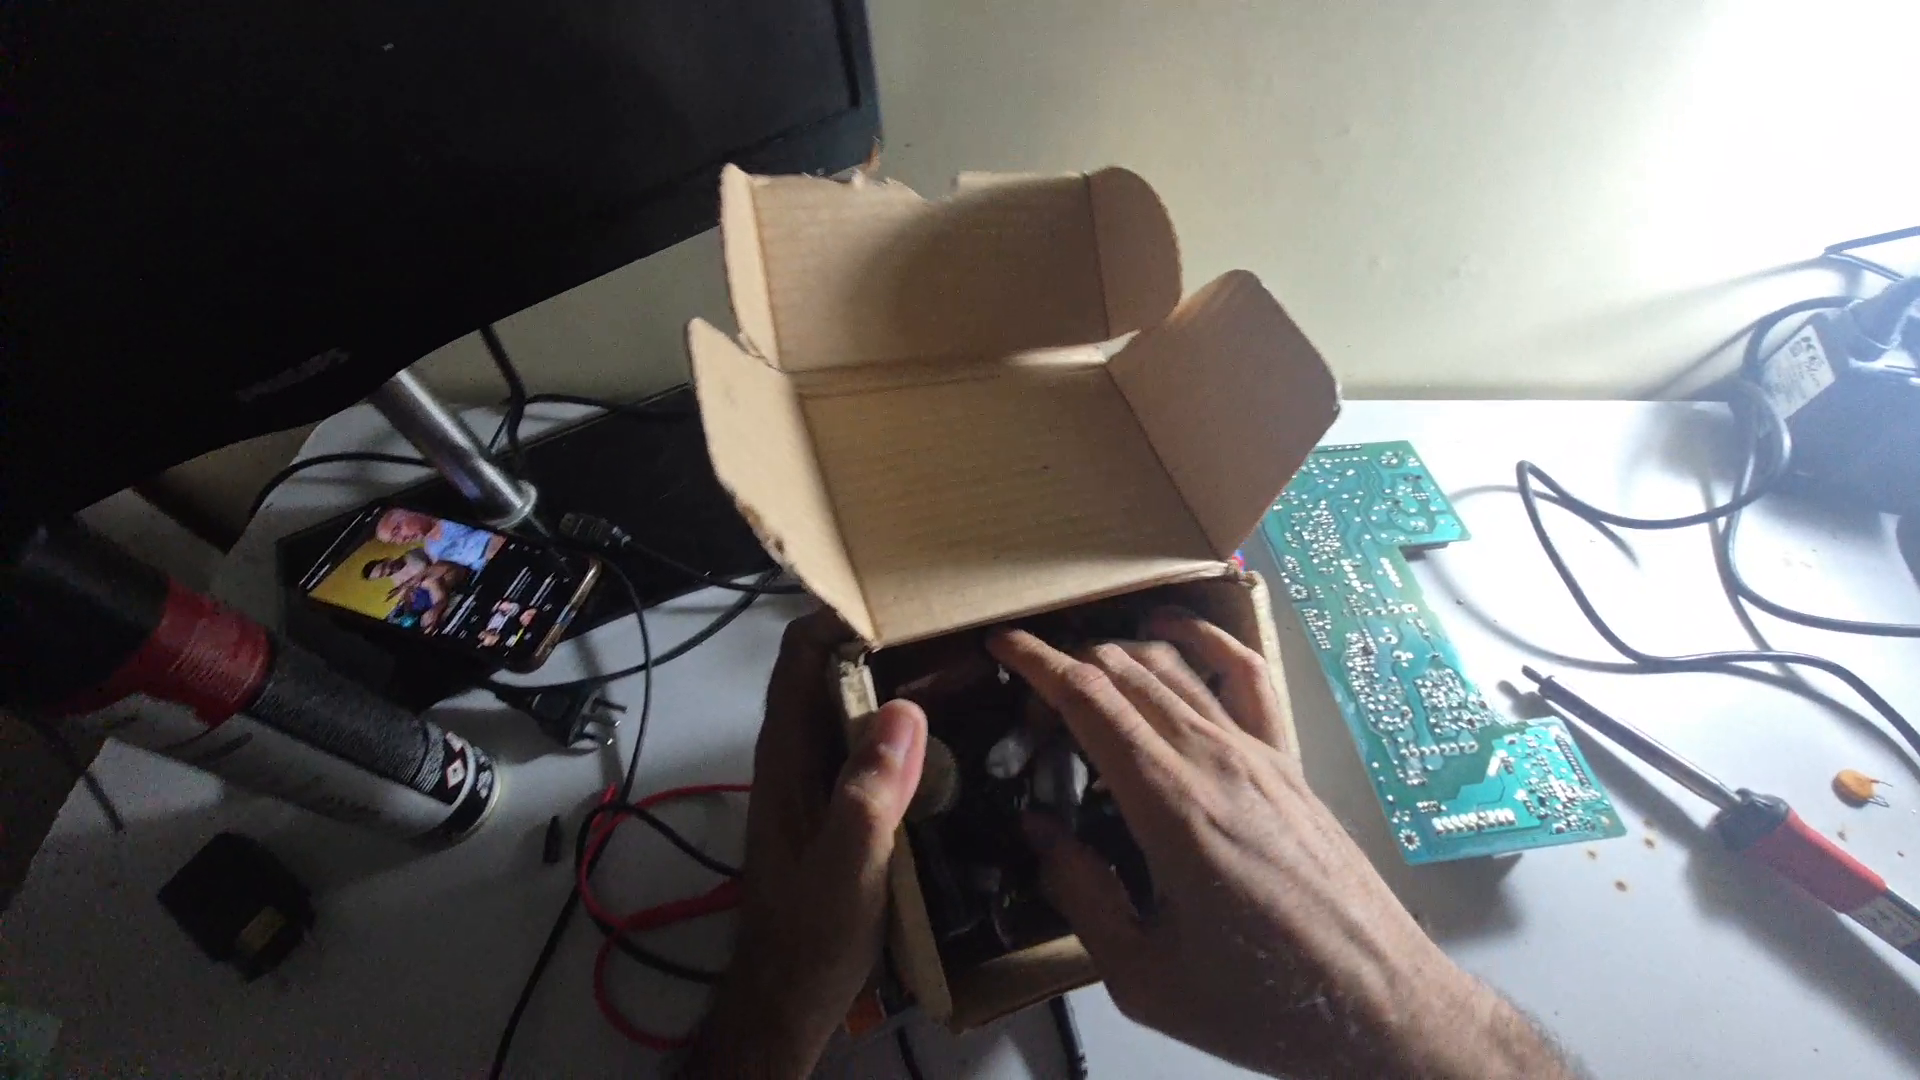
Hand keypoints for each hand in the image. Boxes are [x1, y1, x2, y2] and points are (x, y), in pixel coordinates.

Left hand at [683, 611, 926, 1078]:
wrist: (790, 996)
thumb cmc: (811, 935)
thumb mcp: (847, 869)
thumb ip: (868, 794)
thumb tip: (907, 709)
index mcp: (788, 751)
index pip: (800, 654)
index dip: (840, 616)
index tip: (903, 601)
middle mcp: (799, 748)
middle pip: (832, 666)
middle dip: (885, 637)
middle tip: (952, 626)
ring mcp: (820, 771)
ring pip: (855, 699)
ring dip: (900, 673)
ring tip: (963, 660)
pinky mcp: (841, 794)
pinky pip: (872, 737)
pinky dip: (907, 717)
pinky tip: (950, 723)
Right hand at [989, 610, 1575, 1079]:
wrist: (1381, 1005)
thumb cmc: (1259, 998)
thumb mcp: (1144, 976)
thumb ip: (1080, 893)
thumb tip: (1038, 831)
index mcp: (1168, 804)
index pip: (1088, 698)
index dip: (1036, 662)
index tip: (1001, 644)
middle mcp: (1209, 756)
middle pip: (1120, 671)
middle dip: (1062, 671)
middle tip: (1032, 716)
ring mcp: (1253, 748)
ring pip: (1169, 665)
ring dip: (1112, 656)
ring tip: (1080, 680)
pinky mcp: (1284, 756)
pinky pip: (1241, 672)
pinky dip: (1199, 637)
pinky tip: (1169, 630)